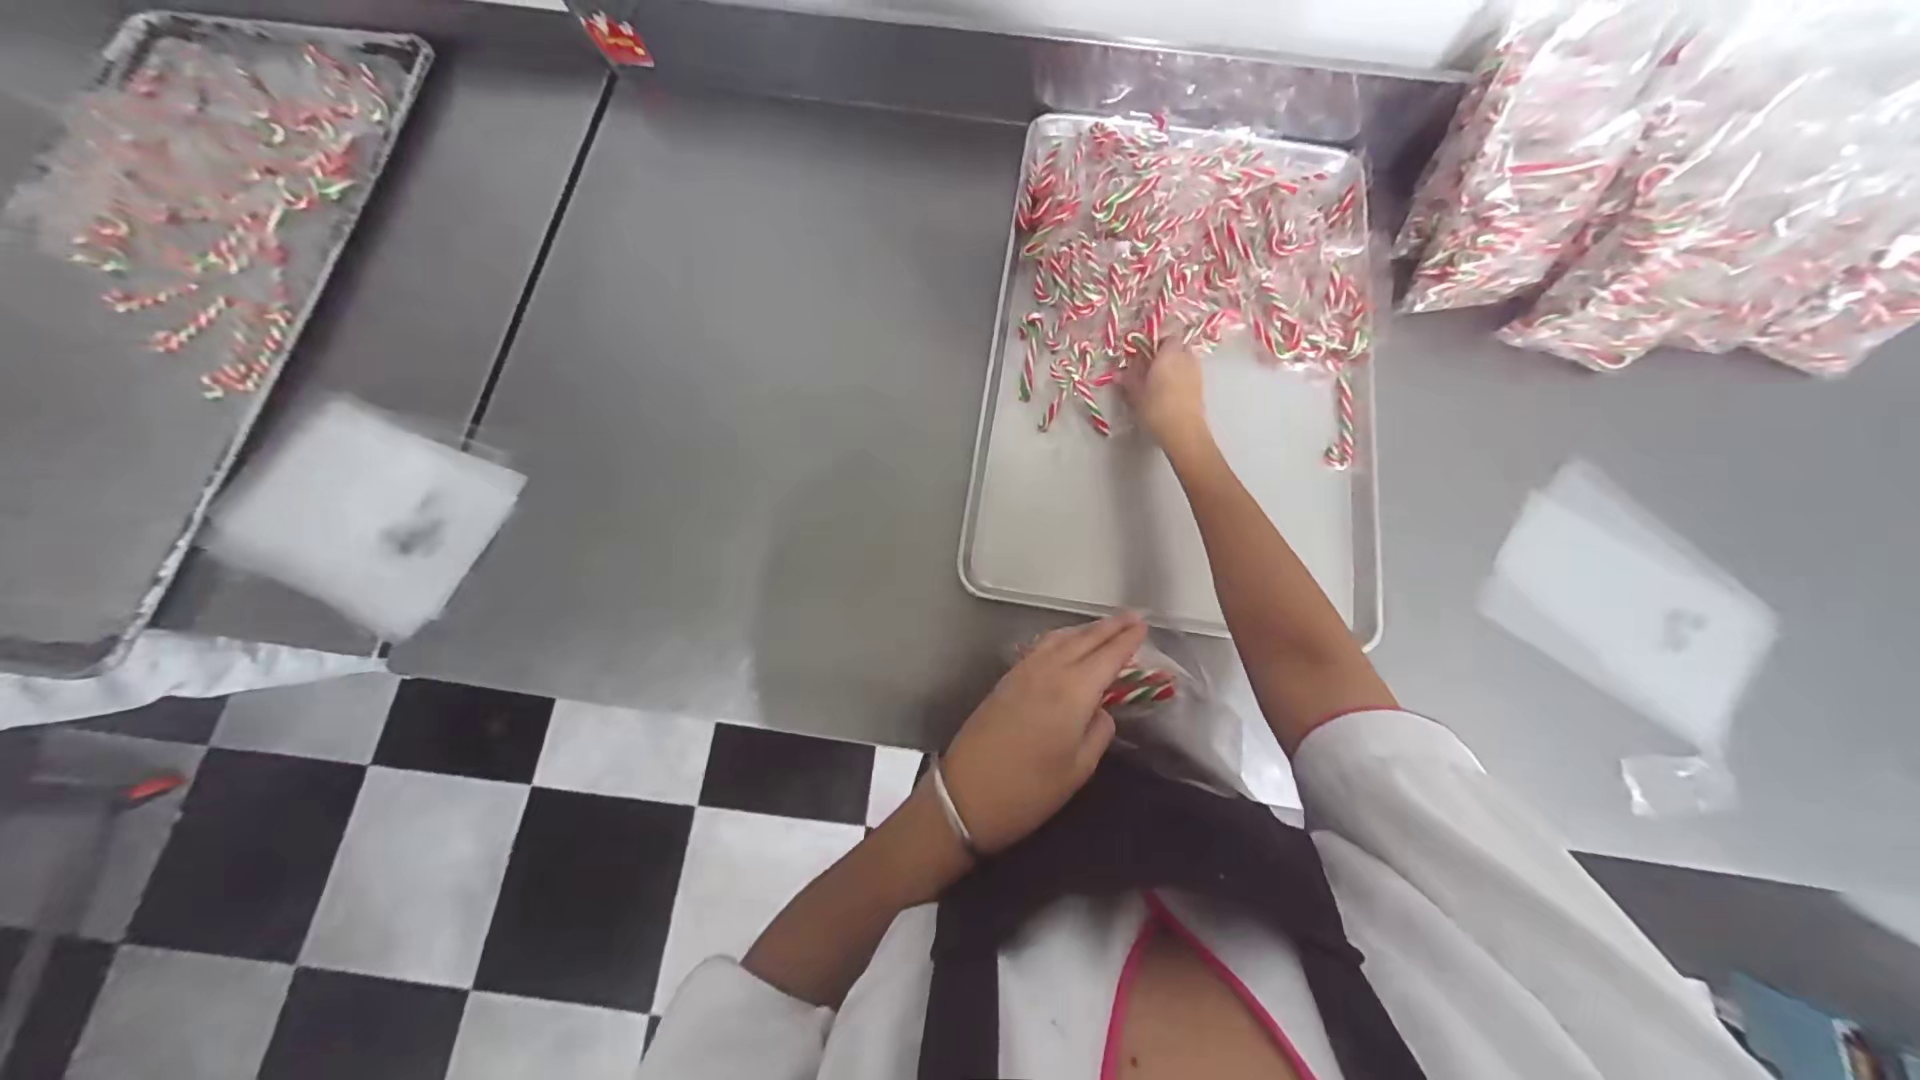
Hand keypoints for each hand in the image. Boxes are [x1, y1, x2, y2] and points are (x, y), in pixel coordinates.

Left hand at [938, 613, 1147, 854]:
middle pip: (1084, 640)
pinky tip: (1066, 644)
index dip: (1128, 641)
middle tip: (1133, 617)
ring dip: (1085, 630)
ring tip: (1104, 627)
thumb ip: (1098, 732)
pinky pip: (1041, 647)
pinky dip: (1061, 639)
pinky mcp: (1006, 681)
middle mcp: (1048, 672)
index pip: (1107, 656)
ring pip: (1060, 639)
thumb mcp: (1078, 769)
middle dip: (1110, 627)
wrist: (964, 795)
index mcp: (1072, 691)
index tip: (1144, 626)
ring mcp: (1023, 673)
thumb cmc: (1028, 790)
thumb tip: (1101, 710)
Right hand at [1121, 339, 1209, 452]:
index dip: (1156, 341)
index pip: (1167, 335)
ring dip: (1173, 364)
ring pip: (1185, 359)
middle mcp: (1186, 357)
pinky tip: (1169, 390)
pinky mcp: (1200, 385)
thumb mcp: (1136, 393)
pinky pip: (1189, 372)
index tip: (1143, 353)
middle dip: (1165, 352)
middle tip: (1150, 366)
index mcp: (1169, 353)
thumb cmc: (1156, 408)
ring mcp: (1196, 371)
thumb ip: (1128, 379)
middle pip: (1178, 346)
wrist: (1183, 430)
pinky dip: (1180, 376)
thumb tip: (1117, 373)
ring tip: (1159, 379)